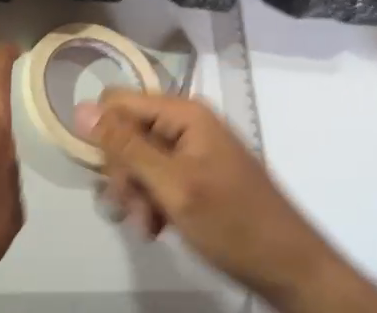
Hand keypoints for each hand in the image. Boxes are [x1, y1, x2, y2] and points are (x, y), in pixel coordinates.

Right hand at [77, 90, 376, 312]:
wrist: (297, 274)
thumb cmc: (235, 226)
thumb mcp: (173, 187)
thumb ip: (125, 147)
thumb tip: (79, 108)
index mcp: (183, 112)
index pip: (115, 102)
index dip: (104, 138)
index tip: (112, 179)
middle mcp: (186, 121)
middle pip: (125, 130)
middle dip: (122, 172)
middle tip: (132, 211)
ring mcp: (194, 148)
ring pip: (137, 156)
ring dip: (135, 191)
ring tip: (147, 225)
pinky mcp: (198, 173)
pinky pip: (157, 174)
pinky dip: (151, 199)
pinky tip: (157, 226)